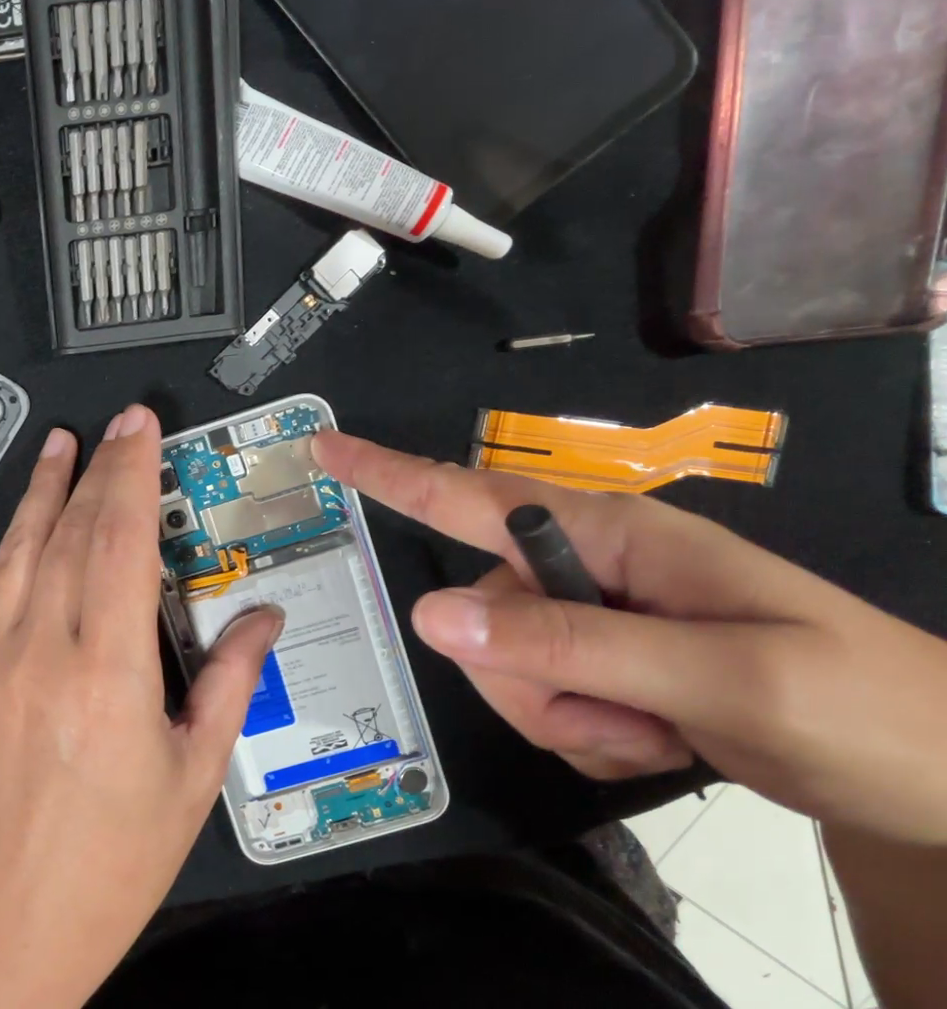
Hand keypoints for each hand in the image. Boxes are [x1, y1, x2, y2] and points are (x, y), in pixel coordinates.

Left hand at [0, 406, 282, 1008]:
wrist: (12, 911)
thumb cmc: (115, 857)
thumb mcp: (194, 775)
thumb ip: (229, 683)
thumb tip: (264, 620)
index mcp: (108, 676)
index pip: (119, 544)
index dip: (131, 475)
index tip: (140, 429)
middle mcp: (43, 652)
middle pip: (70, 533)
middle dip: (98, 469)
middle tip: (119, 424)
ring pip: (20, 549)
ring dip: (43, 490)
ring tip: (61, 444)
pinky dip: (14, 541)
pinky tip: (27, 517)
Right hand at [311, 431, 946, 845]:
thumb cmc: (867, 709)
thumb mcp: (720, 679)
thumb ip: (567, 644)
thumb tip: (427, 613)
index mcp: (613, 536)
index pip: (475, 496)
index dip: (392, 473)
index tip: (323, 447)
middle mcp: (589, 568)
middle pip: (480, 614)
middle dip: (531, 681)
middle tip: (629, 717)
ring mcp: (596, 620)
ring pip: (503, 669)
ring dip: (569, 718)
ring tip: (661, 731)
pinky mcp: (606, 668)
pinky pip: (541, 706)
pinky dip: (588, 738)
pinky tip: (658, 743)